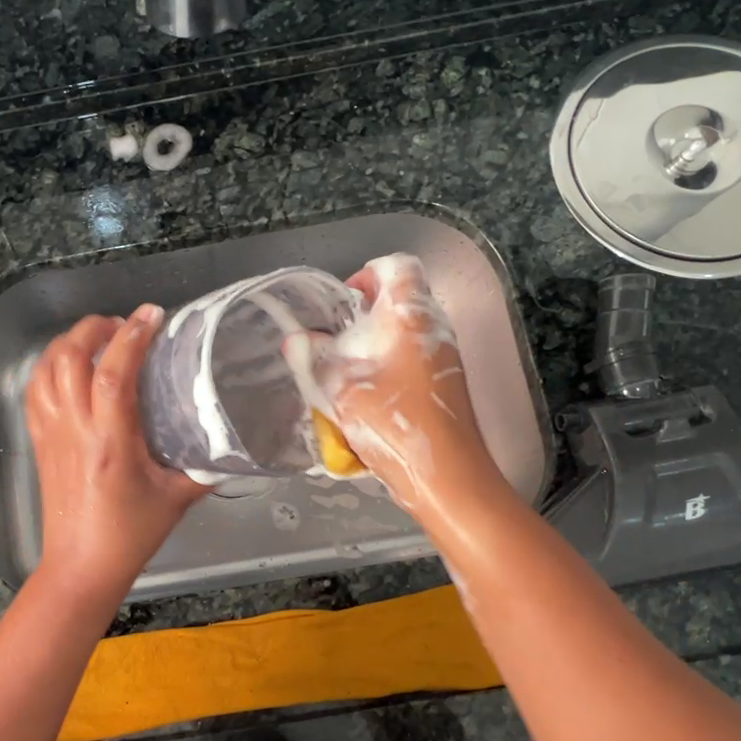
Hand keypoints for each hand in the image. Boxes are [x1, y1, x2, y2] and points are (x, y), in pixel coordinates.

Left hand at [26, 305, 207, 597]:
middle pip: (70, 357)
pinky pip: (35, 391)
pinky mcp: (40, 441)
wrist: (81, 565)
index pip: (114, 373)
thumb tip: (227, 440)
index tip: (153, 315)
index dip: (133, 336)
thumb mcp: (177, 498)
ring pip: (47, 368)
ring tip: (98, 340)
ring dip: (70, 343)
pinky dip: (49, 367)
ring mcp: (52, 433)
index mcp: (111, 442)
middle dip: (96, 328)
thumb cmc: (130, 535)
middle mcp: (75, 429)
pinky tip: (69, 367)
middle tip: (124, 326)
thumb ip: (204, 465)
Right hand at [286, 253, 498, 513]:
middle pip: (400, 299)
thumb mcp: (341, 389)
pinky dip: (386, 367)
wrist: (446, 474)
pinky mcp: (444, 383)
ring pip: (404, 333)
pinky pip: (411, 359)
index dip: (367, 273)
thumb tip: (294, 340)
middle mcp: (434, 327)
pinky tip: (364, 396)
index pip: (398, 266)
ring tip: (342, 371)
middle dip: (363, 315)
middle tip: (332, 340)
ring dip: (372, 345)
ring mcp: (444, 356)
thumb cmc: (394, 423)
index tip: (342, 302)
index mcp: (411, 315)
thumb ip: (315, 359)